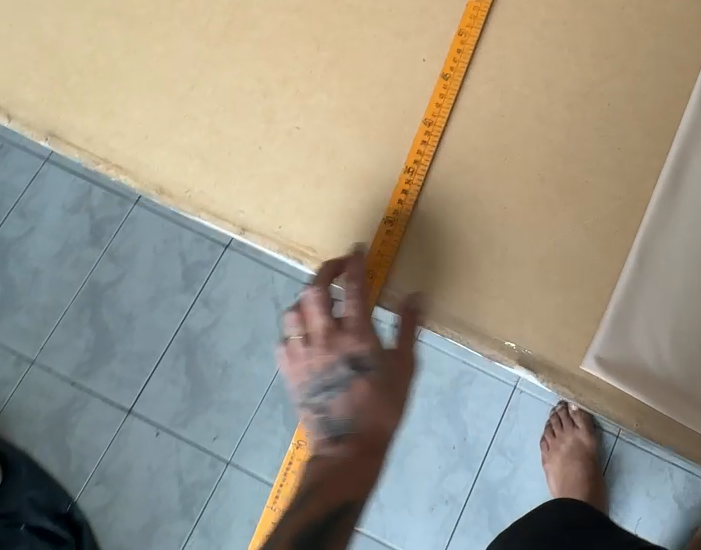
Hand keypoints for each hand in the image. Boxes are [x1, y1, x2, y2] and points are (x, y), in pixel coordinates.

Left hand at [279, 245, 423, 464]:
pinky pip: (283, 341)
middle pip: (315, 290)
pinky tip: (304, 333)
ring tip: (320, 299)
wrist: (348, 450)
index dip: (355, 262)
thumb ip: (408, 327)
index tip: (358, 250)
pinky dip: (293, 329)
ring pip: (294, 312)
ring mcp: (304, 356)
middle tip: (339, 266)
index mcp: (358, 334)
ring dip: (307, 299)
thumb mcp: (405, 367)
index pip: (354, 285)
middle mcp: (327, 338)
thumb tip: (417, 296)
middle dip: (326, 271)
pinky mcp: (290, 374)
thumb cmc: (383, 408)